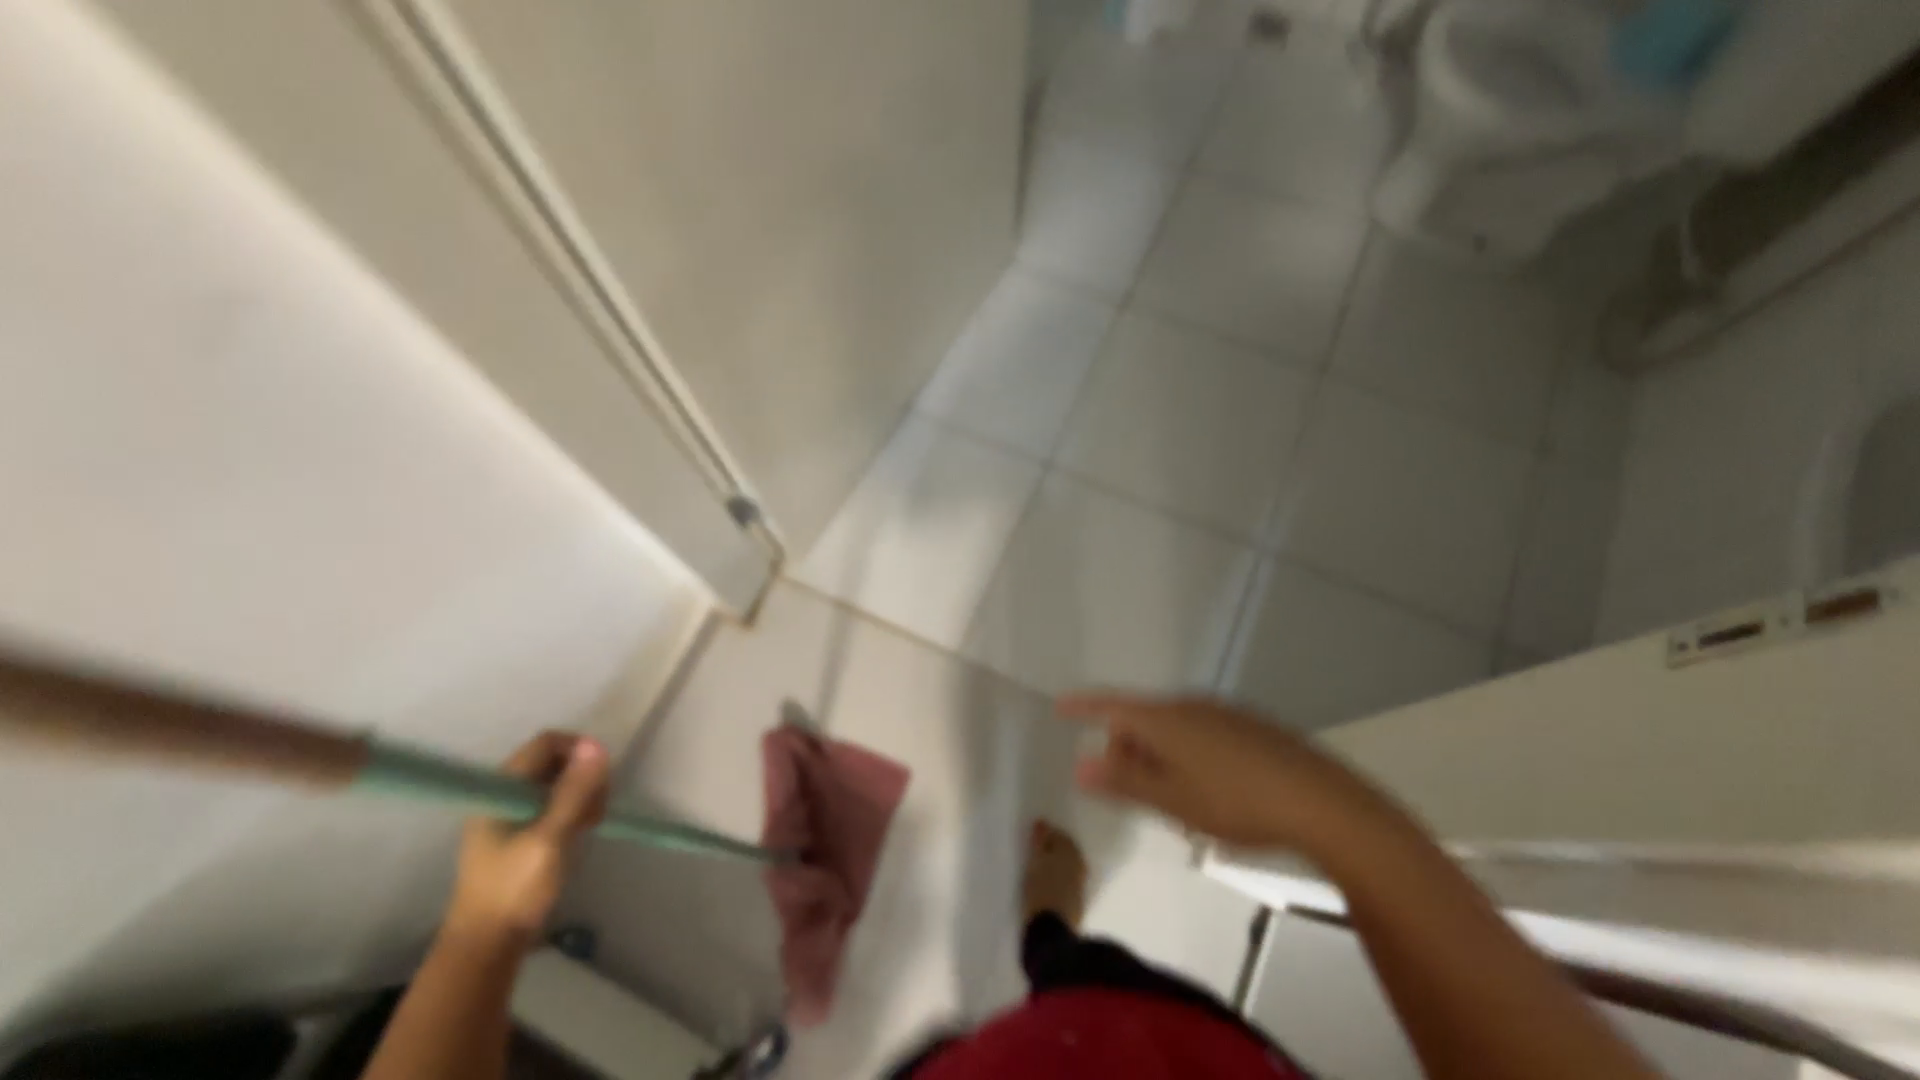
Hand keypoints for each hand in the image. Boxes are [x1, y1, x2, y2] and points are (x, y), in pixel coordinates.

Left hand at [446, 731, 610, 944]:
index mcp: (501, 788)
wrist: (487, 943)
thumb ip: (573, 792)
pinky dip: (574, 811)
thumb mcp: (549, 838)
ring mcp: (513, 814)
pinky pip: (555, 804)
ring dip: (583, 795)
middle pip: (555, 761)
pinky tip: (582, 832)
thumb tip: (597, 746)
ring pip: (559, 783)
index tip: (601, 777)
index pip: (546, 743)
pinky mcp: (522, 832)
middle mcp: (505, 793)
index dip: (579, 750)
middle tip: (597, 809)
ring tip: (591, 824)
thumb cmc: (515, 888)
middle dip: (584, 776)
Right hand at [1058, 693, 1386, 855]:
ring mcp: (1226, 713)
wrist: (1321, 802)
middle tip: (1135, 794)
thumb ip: (1124, 781)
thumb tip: (1080, 764)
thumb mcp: (1172, 801)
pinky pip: (1203, 734)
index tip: (1059, 707)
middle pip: (1143, 719)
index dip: (1083, 707)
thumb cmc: (1235, 803)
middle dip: (1128, 749)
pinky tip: (1213, 793)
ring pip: (1175, 729)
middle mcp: (1192, 706)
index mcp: (1166, 720)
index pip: (1112, 706)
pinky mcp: (1253, 727)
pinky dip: (1190, 755)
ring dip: (1161, 757)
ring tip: (1177, 804)